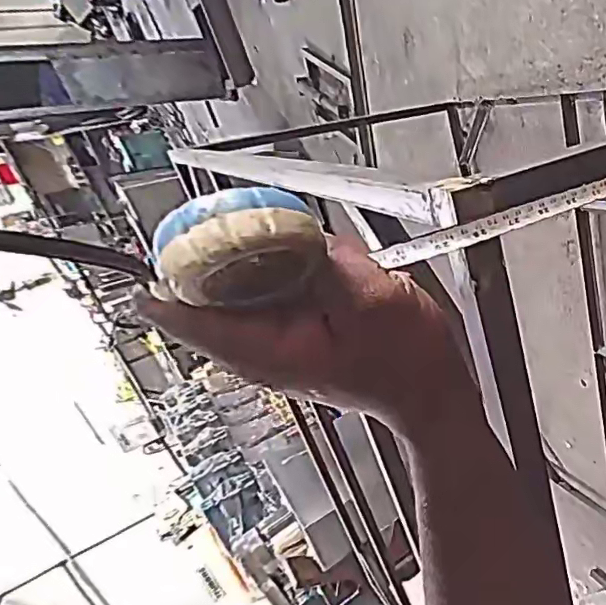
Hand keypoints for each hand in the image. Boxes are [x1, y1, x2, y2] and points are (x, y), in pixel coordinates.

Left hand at [136, 232, 477, 433]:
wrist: (431, 389)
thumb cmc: (407, 365)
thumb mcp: (375, 303)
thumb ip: (333, 263)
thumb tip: (304, 232)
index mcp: (265, 350)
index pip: (181, 311)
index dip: (174, 265)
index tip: (186, 230)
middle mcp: (262, 347)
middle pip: (209, 288)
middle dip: (223, 248)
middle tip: (240, 215)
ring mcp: (281, 337)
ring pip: (244, 283)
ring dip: (258, 253)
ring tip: (280, 229)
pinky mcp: (303, 326)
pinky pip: (276, 287)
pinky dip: (286, 265)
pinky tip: (312, 252)